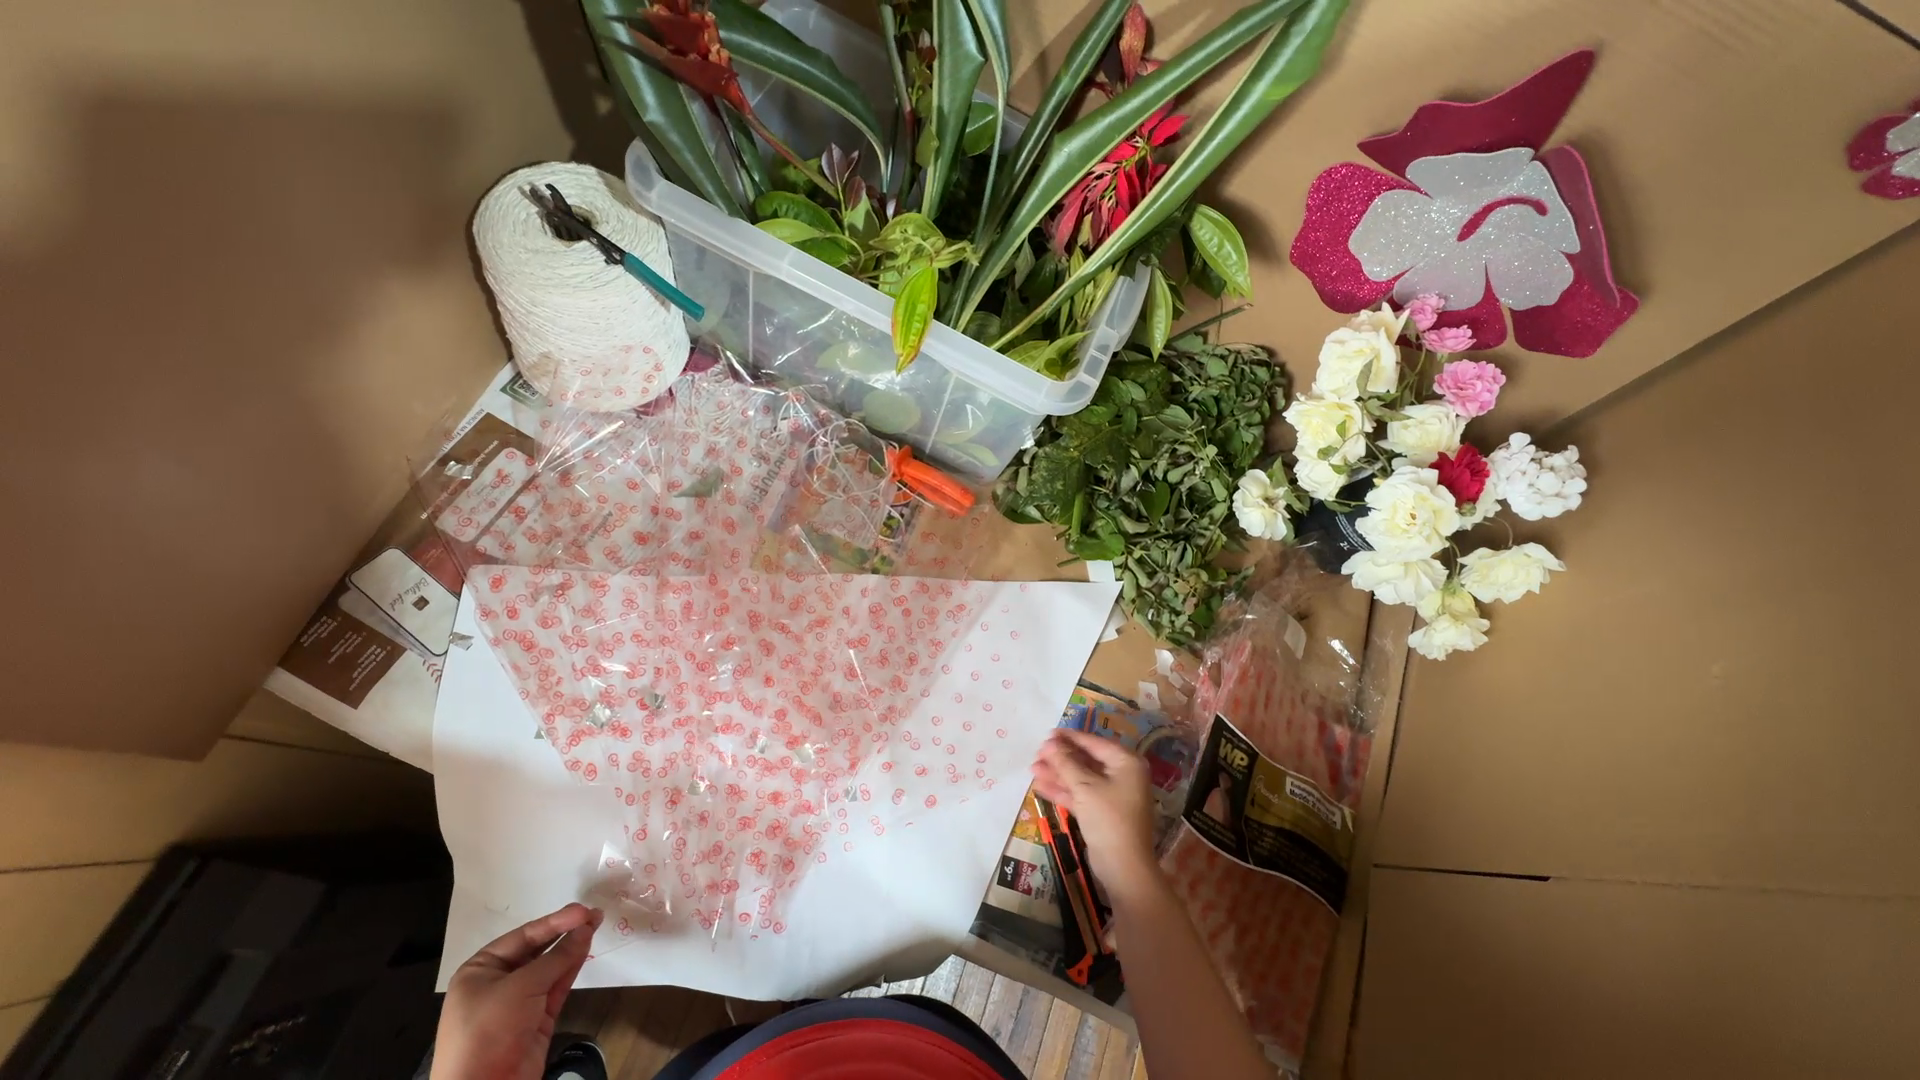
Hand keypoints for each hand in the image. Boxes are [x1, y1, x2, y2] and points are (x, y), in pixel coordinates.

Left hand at [431, 903, 601, 1079]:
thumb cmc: (489, 1030)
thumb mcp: (520, 988)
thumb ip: (556, 957)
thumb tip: (585, 928)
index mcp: (480, 971)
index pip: (522, 936)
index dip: (553, 922)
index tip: (582, 910)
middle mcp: (498, 983)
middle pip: (536, 950)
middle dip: (564, 932)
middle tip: (594, 914)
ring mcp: (519, 1002)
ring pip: (550, 967)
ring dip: (572, 948)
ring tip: (596, 925)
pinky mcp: (536, 1019)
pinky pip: (556, 987)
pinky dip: (571, 968)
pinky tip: (586, 949)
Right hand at [1030, 729, 1161, 898]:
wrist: (1123, 866)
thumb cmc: (1108, 818)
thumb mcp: (1085, 787)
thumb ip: (1065, 763)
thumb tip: (1049, 743)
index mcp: (1126, 763)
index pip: (1094, 743)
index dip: (1070, 738)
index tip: (1048, 734)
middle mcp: (1122, 775)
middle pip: (1087, 760)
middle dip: (1061, 758)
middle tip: (1037, 753)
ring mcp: (1112, 795)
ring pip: (1081, 779)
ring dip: (1058, 774)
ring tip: (1032, 768)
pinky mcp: (1102, 813)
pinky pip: (1081, 795)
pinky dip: (1063, 791)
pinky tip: (1040, 786)